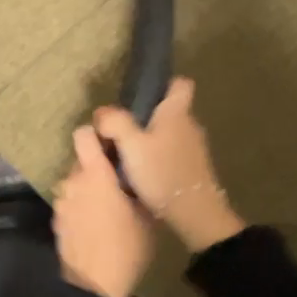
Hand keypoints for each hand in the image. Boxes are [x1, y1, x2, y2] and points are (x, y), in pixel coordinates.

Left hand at [52, 126, 152, 296]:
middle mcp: (72, 182)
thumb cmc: (127, 248)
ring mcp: (61, 201)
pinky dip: (81, 205)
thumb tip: (137, 177)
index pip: (84, 135)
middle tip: (118, 182)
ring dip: (88, 187)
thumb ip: (137, 188)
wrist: (94, 286)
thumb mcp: (146, 216)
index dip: (96, 134)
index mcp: (95, 175)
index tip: (112, 142)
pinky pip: (70, 201)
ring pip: (75, 182)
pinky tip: (96, 223)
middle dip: (97, 166)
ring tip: (108, 206)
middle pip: (81, 160)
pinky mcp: (57, 220)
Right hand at [93, 77, 244, 253]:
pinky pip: (173, 154)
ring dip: (151, 141)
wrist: (195, 213)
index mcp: (177, 113)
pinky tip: (142, 175)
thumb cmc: (162, 172)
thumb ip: (114, 123)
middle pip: (169, 111)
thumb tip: (102, 113)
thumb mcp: (130, 145)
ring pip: (170, 134)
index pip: (180, 84)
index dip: (164, 84)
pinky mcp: (194, 169)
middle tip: (122, 131)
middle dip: (147, 118)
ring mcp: (195, 148)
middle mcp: (190, 126)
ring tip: (128, 156)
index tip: (142, 96)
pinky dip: (159, 159)